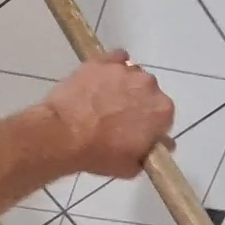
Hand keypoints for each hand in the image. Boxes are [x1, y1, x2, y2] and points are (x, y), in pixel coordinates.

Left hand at [40, 50, 174, 178]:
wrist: (62, 135)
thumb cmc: (99, 154)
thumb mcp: (132, 166)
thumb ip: (152, 151)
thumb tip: (161, 142)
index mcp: (162, 111)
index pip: (162, 116)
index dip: (148, 124)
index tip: (134, 130)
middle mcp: (149, 85)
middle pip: (147, 92)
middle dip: (136, 102)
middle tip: (115, 116)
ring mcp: (123, 70)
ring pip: (130, 74)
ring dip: (122, 85)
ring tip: (101, 99)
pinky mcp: (101, 61)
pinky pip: (114, 58)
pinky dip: (111, 65)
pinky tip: (100, 77)